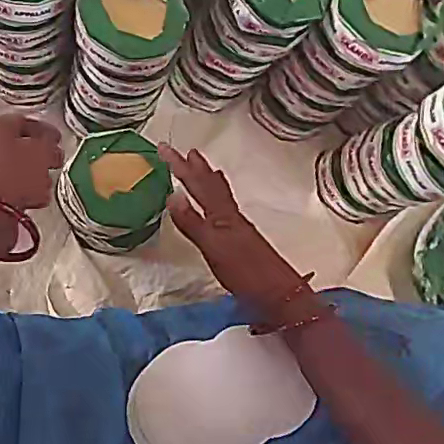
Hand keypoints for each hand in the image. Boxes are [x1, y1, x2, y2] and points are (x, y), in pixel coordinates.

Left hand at [0, 113, 62, 210]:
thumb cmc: (13, 175)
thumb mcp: (42, 152)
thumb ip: (49, 145)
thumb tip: (50, 147)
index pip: (23, 121)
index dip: (45, 130)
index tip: (56, 138)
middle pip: (16, 145)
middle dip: (37, 154)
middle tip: (52, 160)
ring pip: (12, 167)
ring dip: (31, 173)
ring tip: (44, 181)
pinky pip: (7, 186)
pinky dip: (21, 190)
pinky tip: (33, 196)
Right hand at [161, 145, 311, 313]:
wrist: (278, 294)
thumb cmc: (245, 272)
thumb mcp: (214, 247)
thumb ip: (192, 223)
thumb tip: (172, 195)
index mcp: (221, 215)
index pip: (197, 184)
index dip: (180, 167)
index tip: (164, 149)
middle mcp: (230, 215)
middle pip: (210, 185)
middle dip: (195, 168)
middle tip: (184, 151)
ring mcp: (237, 226)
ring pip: (219, 194)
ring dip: (208, 179)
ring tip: (202, 166)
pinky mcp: (240, 238)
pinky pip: (224, 206)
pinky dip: (217, 196)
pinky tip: (217, 203)